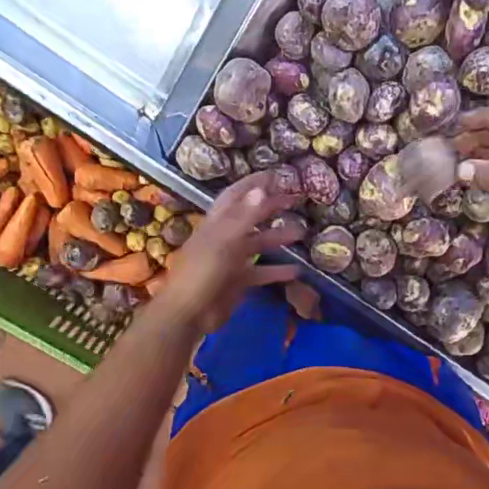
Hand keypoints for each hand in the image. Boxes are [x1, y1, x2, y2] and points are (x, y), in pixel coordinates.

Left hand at [149, 170, 302, 332]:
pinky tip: (297, 271)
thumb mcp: (223, 242)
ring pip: (258, 244)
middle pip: (251, 217)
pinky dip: (277, 271)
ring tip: (302, 232)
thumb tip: (260, 189)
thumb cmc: (201, 273)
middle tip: (296, 200)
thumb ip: (243, 217)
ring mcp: (231, 261)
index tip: (276, 174)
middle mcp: (224, 238)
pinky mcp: (237, 282)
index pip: (236, 195)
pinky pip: (261, 273)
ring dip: (278, 238)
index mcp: (217, 224)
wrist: (187, 314)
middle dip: (271, 207)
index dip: (254, 183)